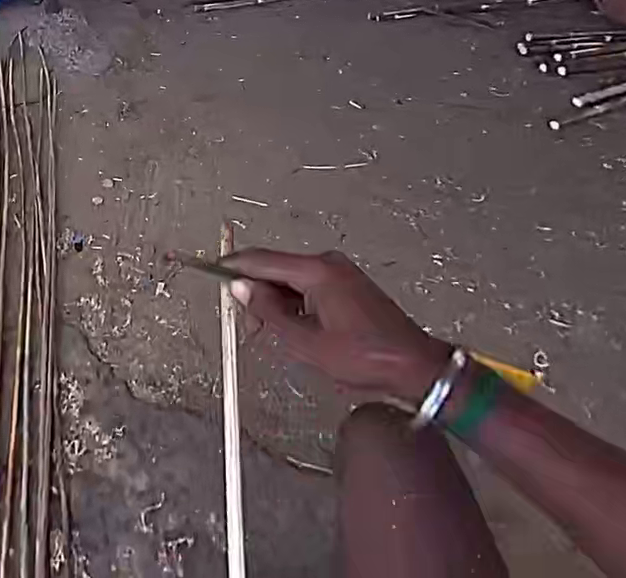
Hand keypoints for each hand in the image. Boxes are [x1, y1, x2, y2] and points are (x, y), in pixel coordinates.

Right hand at [221, 248, 451, 403]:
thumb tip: (239, 287)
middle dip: (256, 293)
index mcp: (317, 271)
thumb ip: (269, 313)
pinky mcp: (346, 281)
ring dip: (276, 301)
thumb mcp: (307, 343)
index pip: (262, 260)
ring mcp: (338, 270)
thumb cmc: (364, 358)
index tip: (212, 272)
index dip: (234, 266)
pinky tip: (295, 326)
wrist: (414, 365)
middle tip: (249, 326)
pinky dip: (294, 301)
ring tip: (273, 334)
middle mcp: (327, 262)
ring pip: (291, 278)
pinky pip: (308, 284)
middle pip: (276, 268)